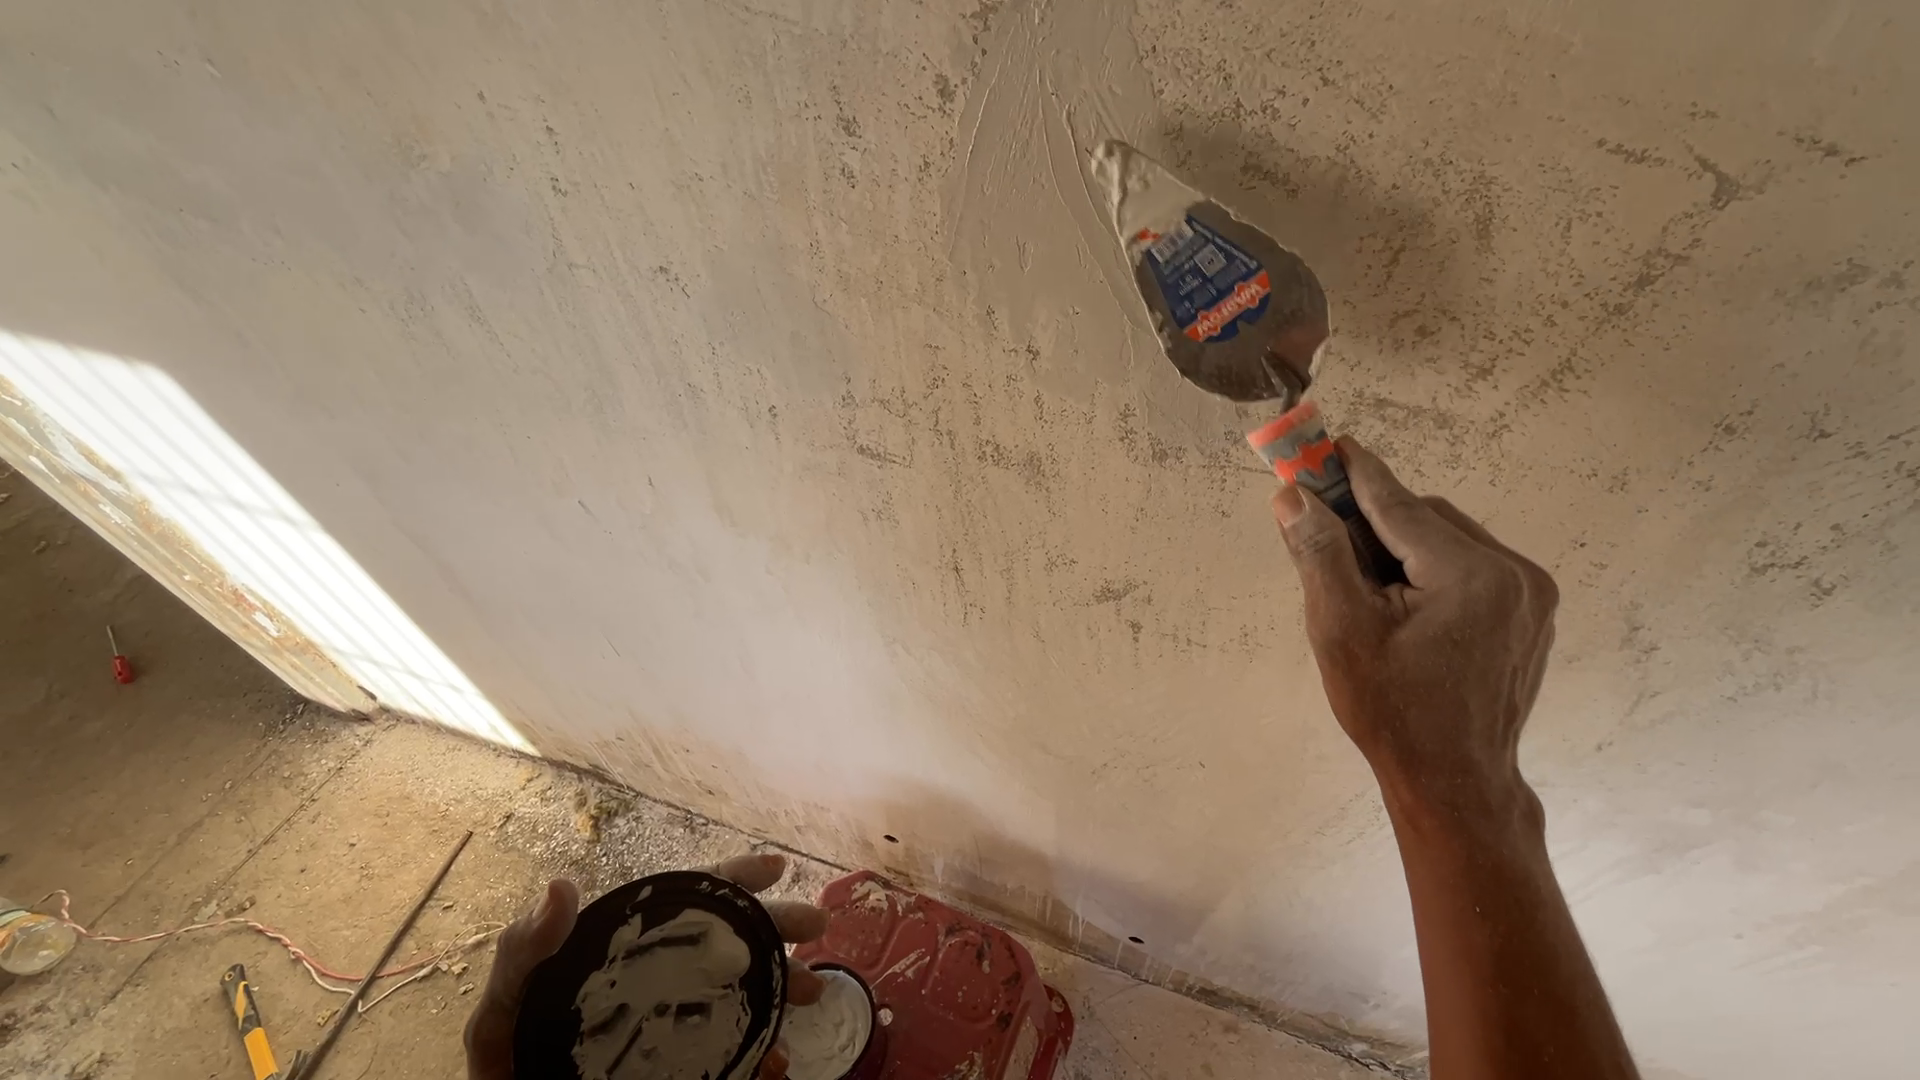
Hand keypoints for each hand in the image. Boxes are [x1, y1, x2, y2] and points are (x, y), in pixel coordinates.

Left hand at [465, 853, 829, 1079]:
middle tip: (816, 926)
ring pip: (744, 990)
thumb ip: (525, 950)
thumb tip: (562, 886)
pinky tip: (777, 1064)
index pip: (690, 897)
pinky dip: (762, 1058)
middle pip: (732, 937)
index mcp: (634, 946)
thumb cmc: (512, 1055)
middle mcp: (668, 975)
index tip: (776, 865)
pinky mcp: (692, 1068)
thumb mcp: (504, 1003)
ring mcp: (682, 1023)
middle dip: (777, 925)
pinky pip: (736, 1056)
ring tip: (810, 991)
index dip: (734, 876)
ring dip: (782, 985)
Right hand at [1270, 437, 1558, 823]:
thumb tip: (1293, 496)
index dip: (1357, 471)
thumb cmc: (1388, 708)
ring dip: (1400, 544)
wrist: (1453, 780)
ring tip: (1362, 585)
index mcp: (1472, 574)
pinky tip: (1401, 602)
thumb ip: (1319, 553)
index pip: (1399, 505)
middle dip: (1373, 520)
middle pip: (1426, 519)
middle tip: (1325, 532)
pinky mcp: (1532, 614)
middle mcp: (1516, 572)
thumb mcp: (1340, 629)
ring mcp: (1533, 595)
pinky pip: (1470, 566)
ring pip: (1448, 540)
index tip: (1329, 442)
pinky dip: (1429, 566)